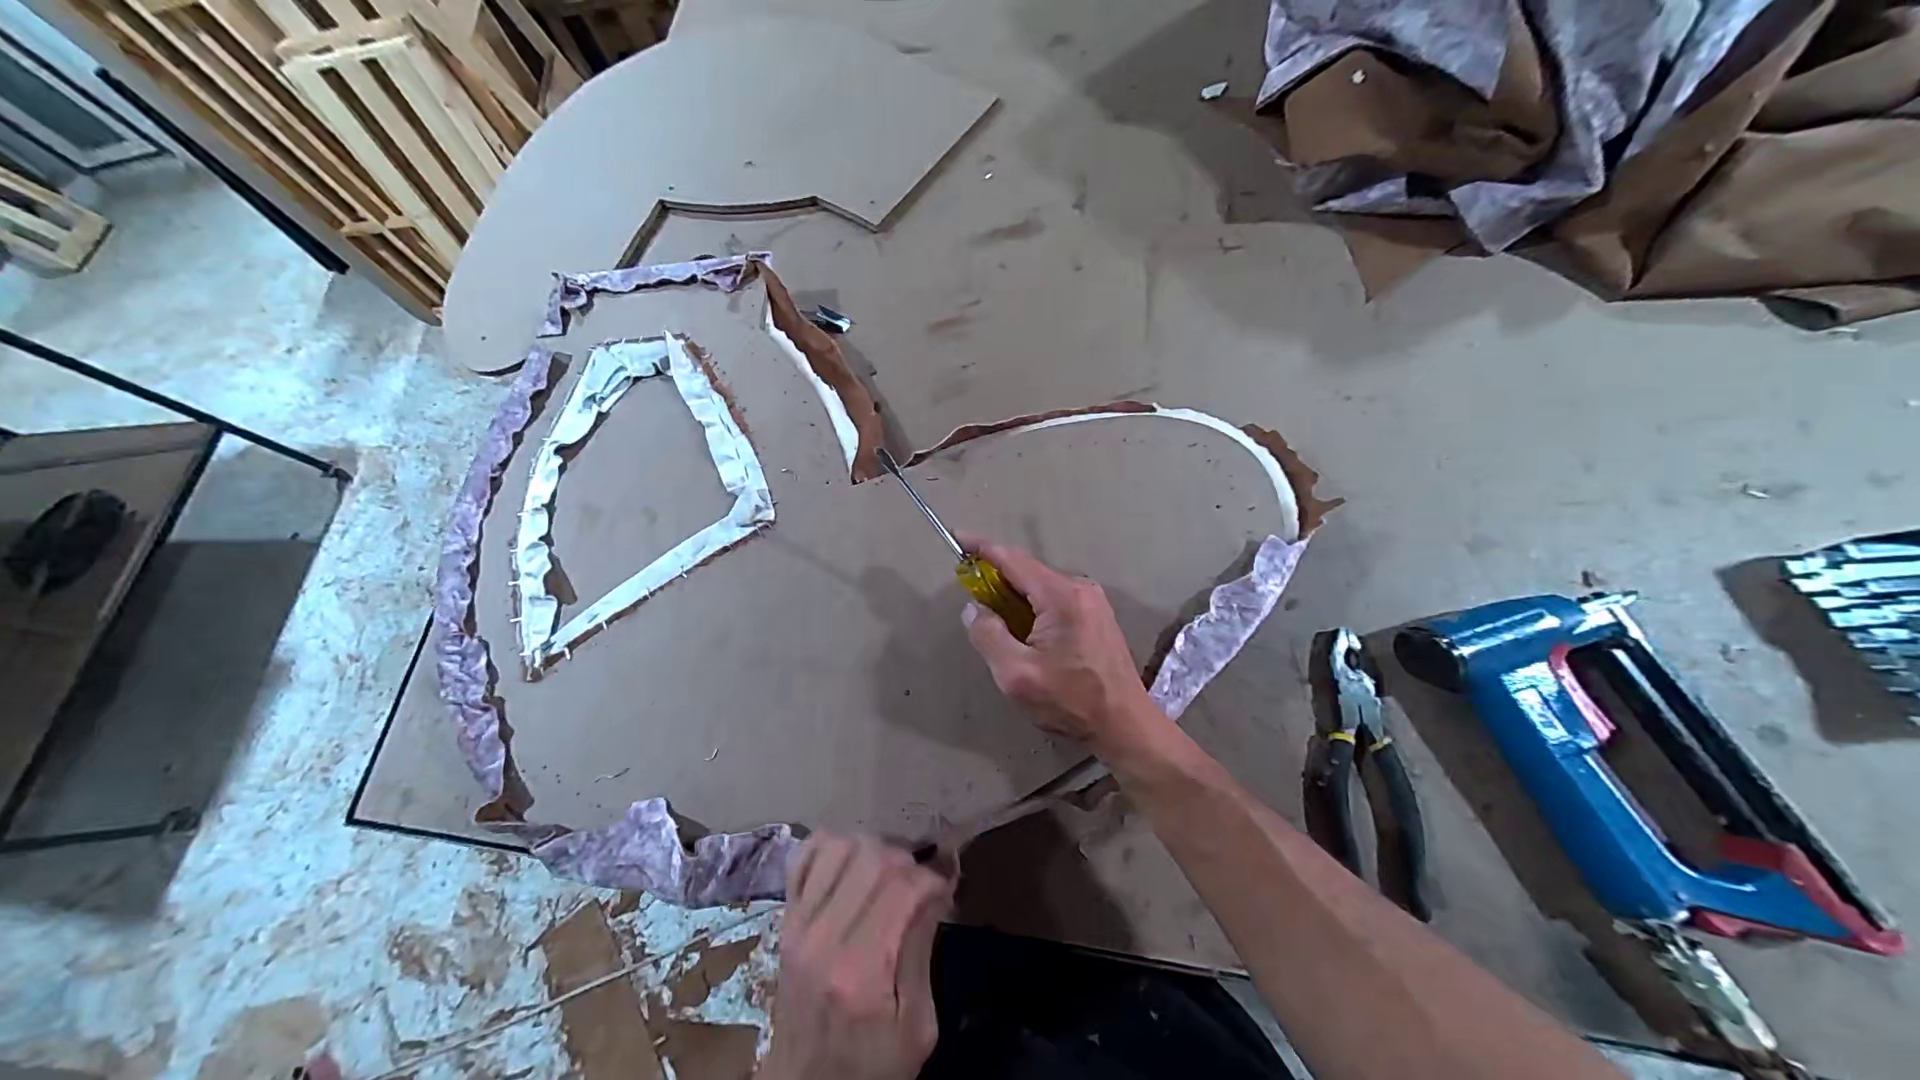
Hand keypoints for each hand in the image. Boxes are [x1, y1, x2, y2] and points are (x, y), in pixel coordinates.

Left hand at [760, 833, 950, 1079]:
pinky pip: (804, 856)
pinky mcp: (785, 919)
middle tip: (920, 883)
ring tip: (888, 872)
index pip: (903, 886)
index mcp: (860, 970)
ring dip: (872, 848)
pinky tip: (852, 864)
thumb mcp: (917, 1027)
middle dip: (907, 859)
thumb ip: (922, 952)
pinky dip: (832, 847)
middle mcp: (822, 936)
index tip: (946, 890)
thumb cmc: (870, 1065)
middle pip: (872, 857)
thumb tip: (936, 890)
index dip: (933, 878)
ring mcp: (797, 924)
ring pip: (839, 846)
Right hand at [957, 533, 1169, 749]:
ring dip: (1014, 596)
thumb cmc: (1070, 701)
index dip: (982, 548)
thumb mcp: (1016, 674)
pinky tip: (1024, 632)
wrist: (1124, 725)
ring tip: (997, 624)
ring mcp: (1093, 602)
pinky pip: (1055, 600)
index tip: (958, 539)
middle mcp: (1081, 589)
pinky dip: (1032, 607)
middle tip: (972, 597)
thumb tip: (974, 609)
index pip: (1014, 559)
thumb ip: (989, 636)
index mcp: (1061, 596)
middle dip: (996, 579)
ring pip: (1041, 587)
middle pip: (1028, 572)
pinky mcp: (1097, 617)